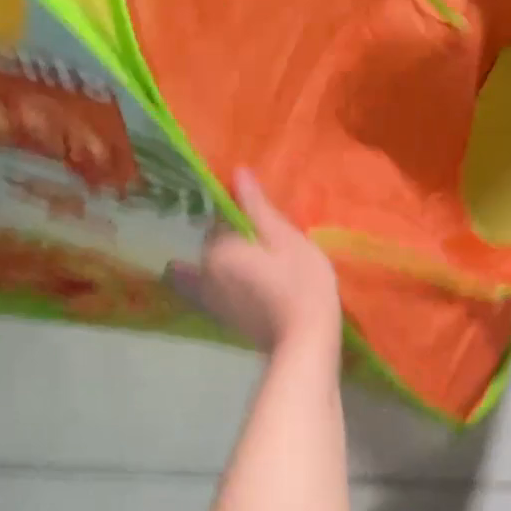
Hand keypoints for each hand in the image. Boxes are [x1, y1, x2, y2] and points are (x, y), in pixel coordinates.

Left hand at [168, 170, 343, 353]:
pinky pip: (214, 290)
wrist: (305, 338)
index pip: (221, 218)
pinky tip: (244, 282)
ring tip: (260, 259)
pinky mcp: (223, 317)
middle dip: (235, 236)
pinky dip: (225, 281)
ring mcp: (210, 300)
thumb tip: (236, 173)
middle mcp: (204, 274)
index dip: (243, 212)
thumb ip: (257, 207)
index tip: (267, 214)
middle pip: (216, 243)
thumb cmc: (301, 281)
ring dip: (229, 259)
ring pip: (213, 268)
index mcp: (218, 249)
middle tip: (271, 238)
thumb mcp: (285, 237)